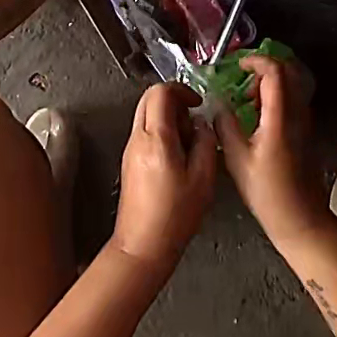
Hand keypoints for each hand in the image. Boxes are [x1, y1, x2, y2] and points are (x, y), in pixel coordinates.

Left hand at [112, 84, 218, 271]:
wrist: (142, 246)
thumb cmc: (174, 216)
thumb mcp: (204, 177)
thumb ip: (206, 142)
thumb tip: (203, 125)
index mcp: (157, 139)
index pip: (161, 93)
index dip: (182, 91)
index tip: (197, 104)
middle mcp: (138, 140)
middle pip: (150, 98)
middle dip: (175, 101)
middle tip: (193, 120)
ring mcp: (131, 150)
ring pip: (147, 114)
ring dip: (169, 118)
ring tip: (189, 142)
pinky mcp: (130, 162)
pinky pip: (146, 132)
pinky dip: (163, 133)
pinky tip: (179, 156)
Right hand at [218, 55, 332, 247]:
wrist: (300, 216)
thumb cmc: (267, 192)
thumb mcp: (237, 159)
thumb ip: (226, 126)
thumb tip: (218, 106)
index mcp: (281, 117)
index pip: (276, 71)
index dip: (257, 61)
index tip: (238, 66)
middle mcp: (298, 112)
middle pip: (289, 71)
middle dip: (265, 68)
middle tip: (242, 80)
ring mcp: (305, 120)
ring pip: (293, 84)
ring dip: (270, 83)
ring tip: (247, 100)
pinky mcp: (305, 130)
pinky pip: (293, 99)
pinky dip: (276, 97)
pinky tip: (258, 116)